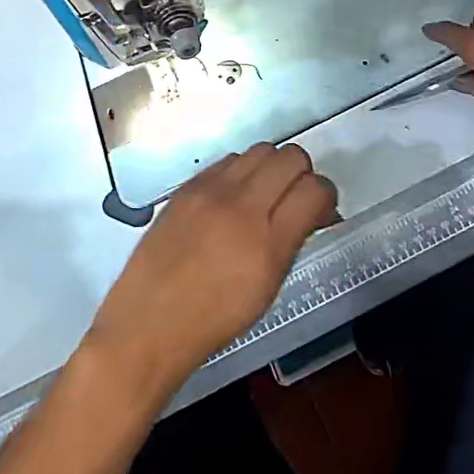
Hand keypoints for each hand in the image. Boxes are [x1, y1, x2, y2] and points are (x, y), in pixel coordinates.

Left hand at [85, 144, 337, 400]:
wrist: (148, 323)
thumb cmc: (214, 318)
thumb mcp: (268, 286)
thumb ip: (292, 241)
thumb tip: (311, 213)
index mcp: (268, 242)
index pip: (315, 189)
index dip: (325, 197)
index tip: (320, 211)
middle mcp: (241, 207)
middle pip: (292, 157)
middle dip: (303, 175)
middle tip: (294, 199)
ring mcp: (210, 192)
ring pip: (261, 150)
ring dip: (271, 169)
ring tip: (263, 196)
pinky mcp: (186, 188)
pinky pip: (227, 161)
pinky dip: (240, 173)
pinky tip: (233, 198)